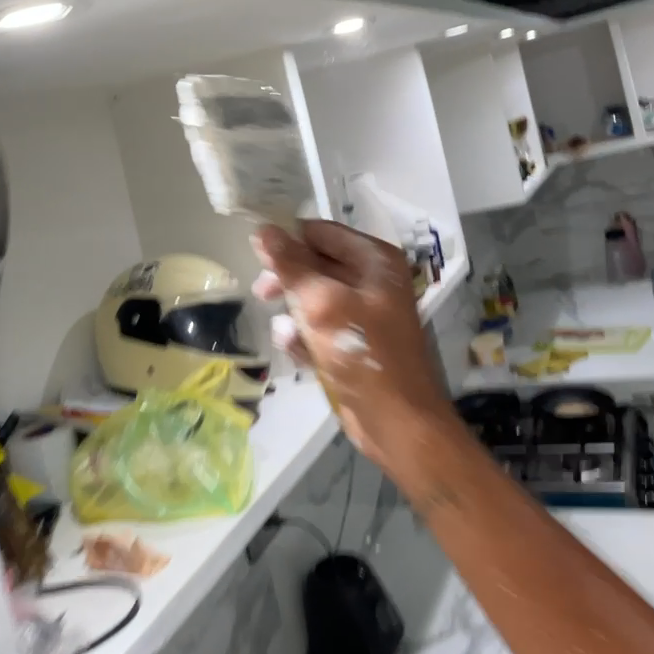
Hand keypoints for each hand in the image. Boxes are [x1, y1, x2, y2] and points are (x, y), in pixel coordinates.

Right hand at [252, 221, 466, 482]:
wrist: (397, 422)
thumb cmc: (363, 355)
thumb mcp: (321, 304)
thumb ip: (291, 266)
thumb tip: (263, 230)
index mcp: (374, 260)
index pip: (321, 232)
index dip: (288, 240)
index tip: (256, 256)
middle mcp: (372, 280)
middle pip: (315, 264)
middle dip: (287, 280)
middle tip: (261, 294)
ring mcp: (364, 313)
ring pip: (313, 299)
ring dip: (293, 315)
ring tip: (286, 334)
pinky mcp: (353, 343)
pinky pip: (318, 329)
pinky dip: (304, 338)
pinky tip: (297, 354)